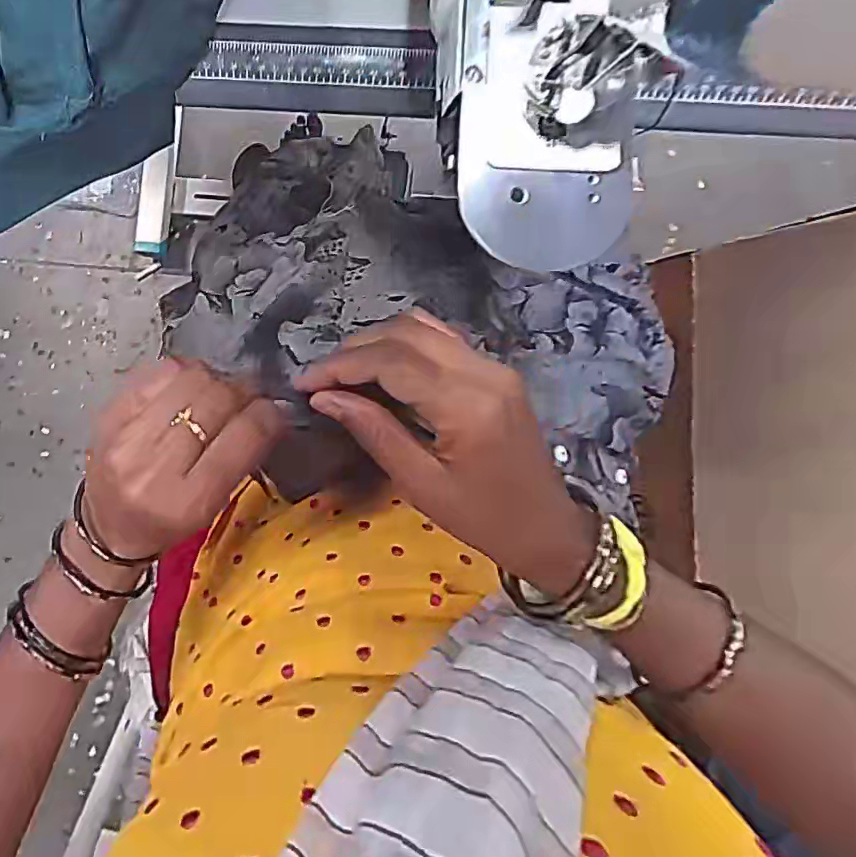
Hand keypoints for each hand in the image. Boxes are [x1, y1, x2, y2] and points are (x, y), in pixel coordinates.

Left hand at [82, 358, 286, 559]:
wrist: (106, 527)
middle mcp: (154, 467)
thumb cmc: (165, 523)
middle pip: (217, 400)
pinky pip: (159, 371)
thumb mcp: (211, 508)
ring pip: (190, 378)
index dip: (267, 415)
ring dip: (215, 378)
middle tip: (248, 397)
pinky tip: (187, 386)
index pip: (241, 437)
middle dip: (243, 391)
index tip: (274, 410)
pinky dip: (183, 372)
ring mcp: (127, 436)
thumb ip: (241, 458)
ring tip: (218, 391)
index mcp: (188, 502)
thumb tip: (270, 409)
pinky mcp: (111, 412)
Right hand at [293, 311, 596, 593]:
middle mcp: (483, 371)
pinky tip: (381, 368)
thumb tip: (325, 398)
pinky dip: (403, 344)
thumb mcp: (421, 485)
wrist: (550, 529)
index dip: (341, 366)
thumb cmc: (485, 520)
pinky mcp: (493, 370)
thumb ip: (374, 432)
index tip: (305, 383)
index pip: (391, 362)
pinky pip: (439, 338)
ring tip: (344, 372)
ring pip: (421, 327)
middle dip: (353, 350)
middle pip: (404, 334)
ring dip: (376, 342)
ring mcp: (492, 365)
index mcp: (467, 404)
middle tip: (319, 380)